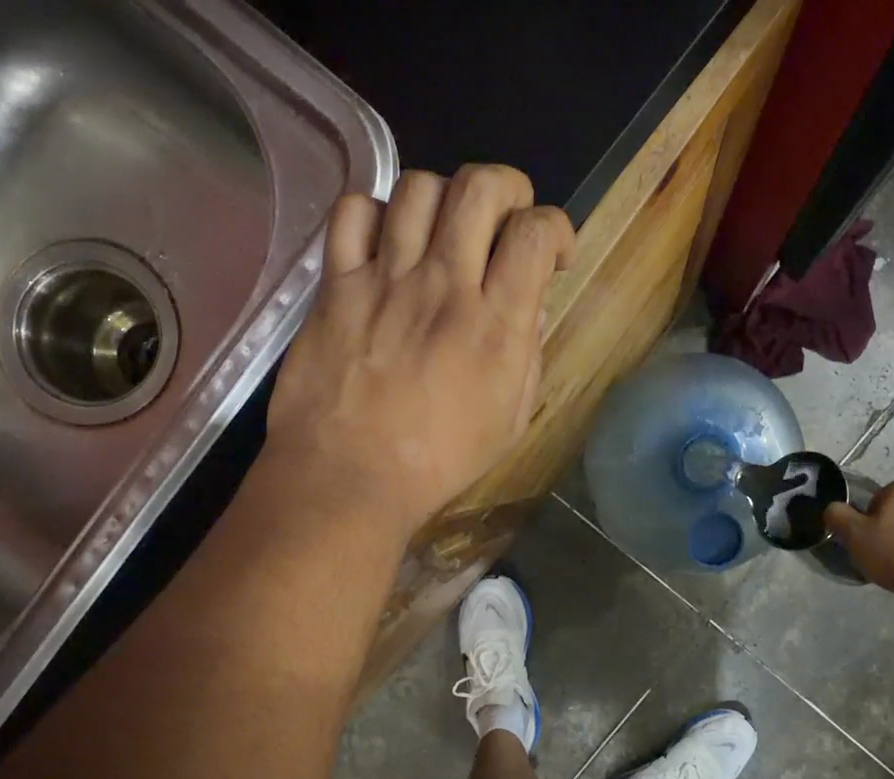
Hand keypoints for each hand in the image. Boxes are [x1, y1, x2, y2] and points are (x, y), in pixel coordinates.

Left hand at [262, 165, 574, 539]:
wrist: (350, 476)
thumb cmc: (440, 460)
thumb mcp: (510, 420)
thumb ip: (527, 356)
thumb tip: (528, 309)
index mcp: (497, 324)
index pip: (536, 232)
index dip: (555, 227)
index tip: (552, 254)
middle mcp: (445, 285)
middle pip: (480, 187)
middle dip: (507, 187)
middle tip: (505, 218)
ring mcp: (386, 279)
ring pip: (419, 187)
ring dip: (444, 197)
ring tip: (443, 229)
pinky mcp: (337, 284)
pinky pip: (354, 211)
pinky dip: (375, 212)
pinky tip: (385, 240)